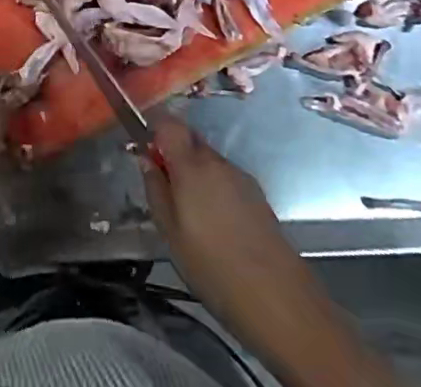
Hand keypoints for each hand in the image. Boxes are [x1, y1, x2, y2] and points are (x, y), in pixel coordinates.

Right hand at [139, 118, 398, 386]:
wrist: (276, 295)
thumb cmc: (211, 265)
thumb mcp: (169, 232)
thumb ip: (155, 189)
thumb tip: (146, 160)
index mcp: (192, 166)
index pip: (170, 124)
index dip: (155, 128)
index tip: (144, 148)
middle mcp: (218, 162)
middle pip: (191, 139)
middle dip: (173, 152)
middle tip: (162, 183)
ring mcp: (241, 177)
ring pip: (209, 160)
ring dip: (194, 171)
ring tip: (187, 210)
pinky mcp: (257, 194)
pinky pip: (226, 178)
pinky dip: (213, 187)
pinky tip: (213, 221)